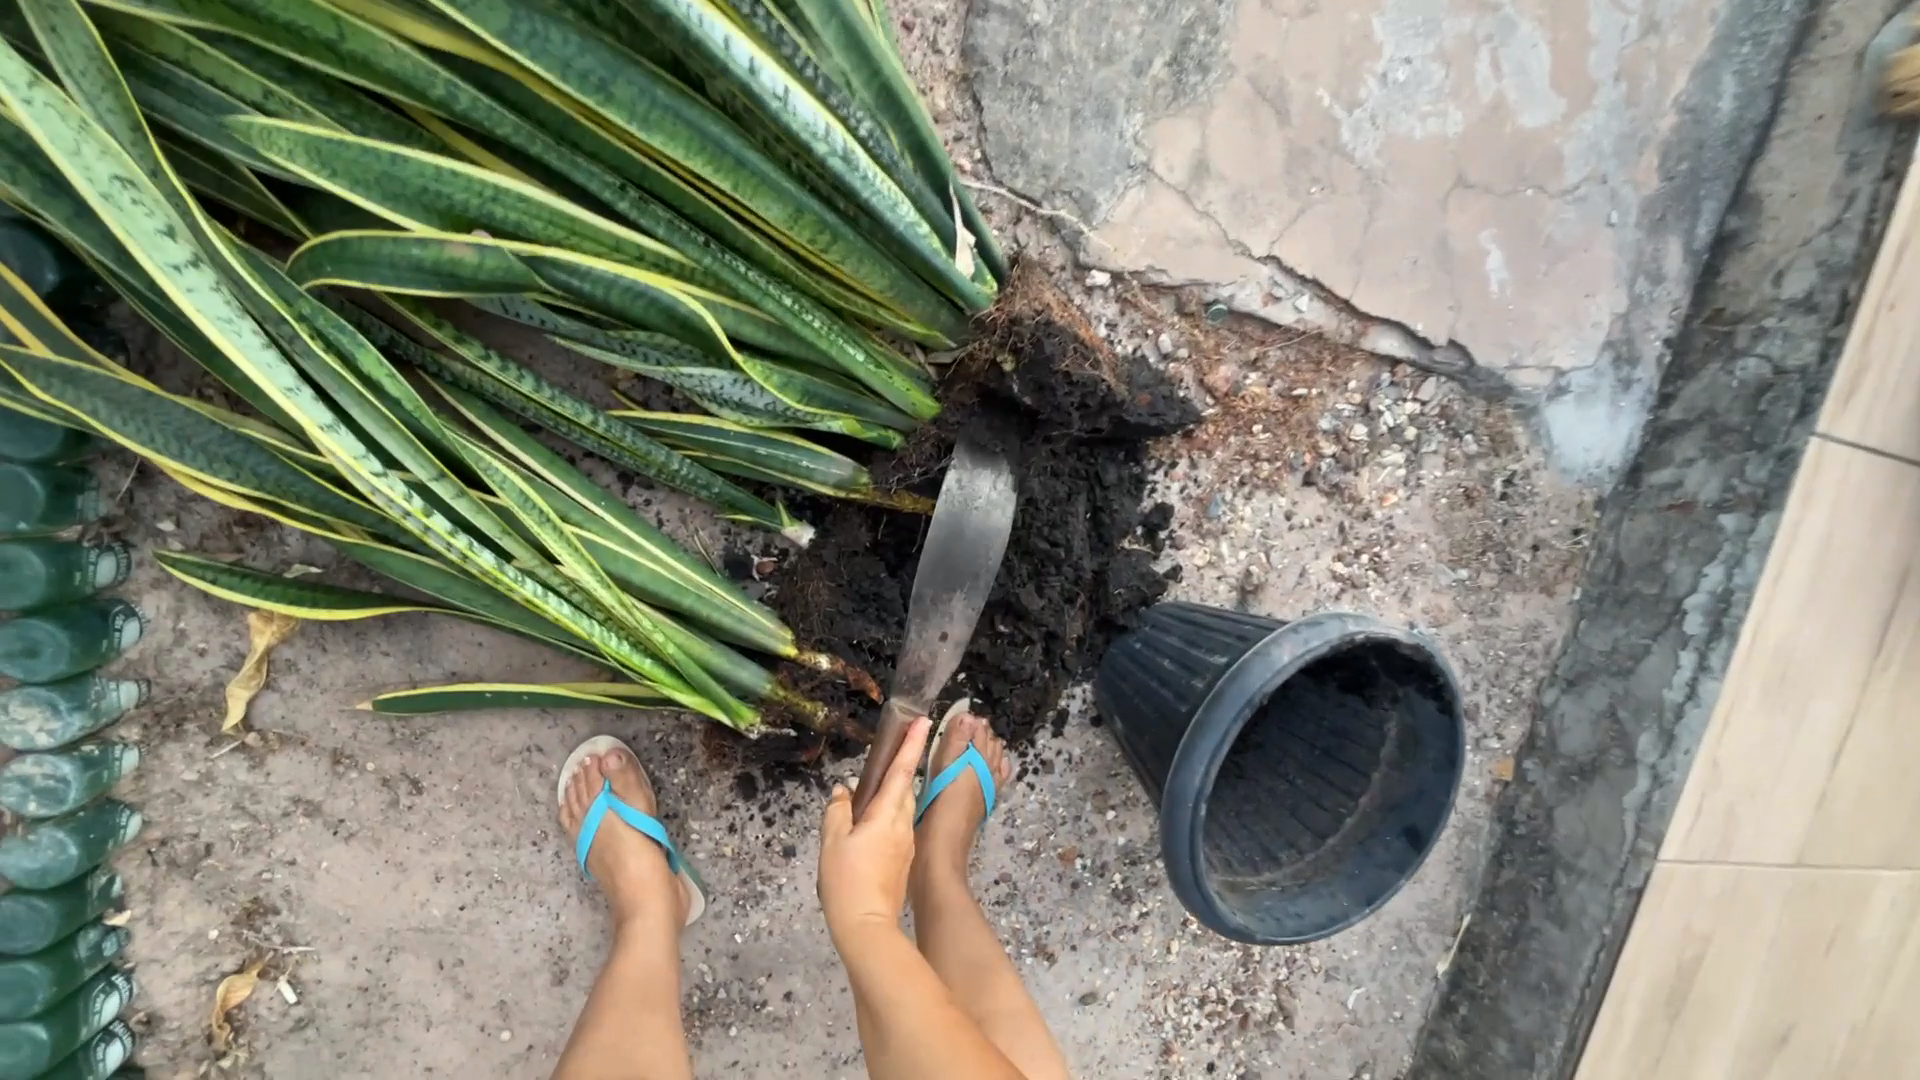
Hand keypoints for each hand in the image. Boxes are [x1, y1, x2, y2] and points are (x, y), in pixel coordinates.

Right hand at [819, 715, 930, 942]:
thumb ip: (837, 811)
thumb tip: (844, 791)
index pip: (903, 769)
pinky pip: (898, 826)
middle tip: (892, 753)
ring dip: (893, 794)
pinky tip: (870, 826)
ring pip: (902, 808)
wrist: (868, 927)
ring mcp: (906, 842)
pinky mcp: (903, 860)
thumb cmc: (848, 880)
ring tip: (872, 792)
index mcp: (888, 812)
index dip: (912, 743)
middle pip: (905, 787)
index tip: (925, 721)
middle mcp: (903, 823)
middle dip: (901, 769)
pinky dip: (888, 817)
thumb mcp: (832, 841)